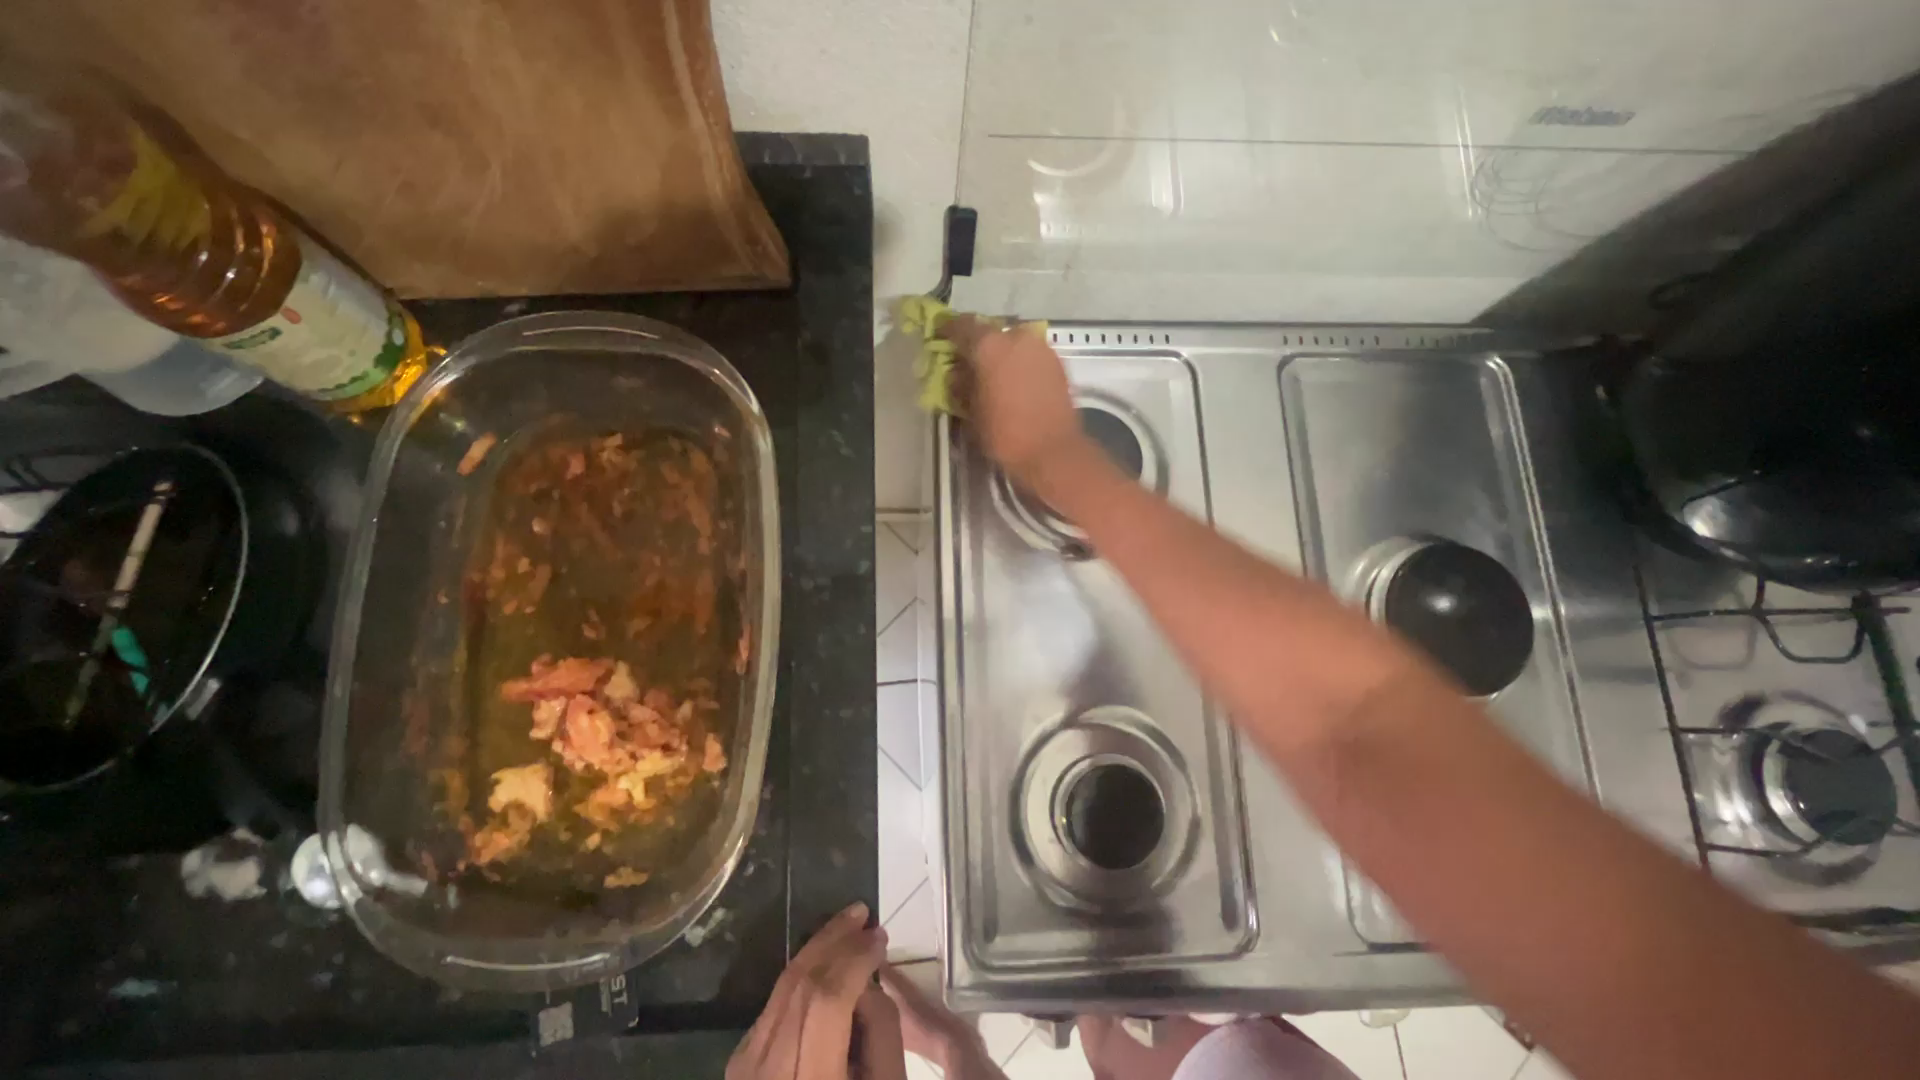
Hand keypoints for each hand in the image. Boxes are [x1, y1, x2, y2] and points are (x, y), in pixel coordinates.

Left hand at [727, 902, 896, 1079]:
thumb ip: (882, 1032)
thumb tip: (866, 981)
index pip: (826, 1000)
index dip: (854, 959)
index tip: (881, 937)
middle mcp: (767, 1071)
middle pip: (799, 986)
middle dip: (834, 942)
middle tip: (864, 915)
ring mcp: (745, 1068)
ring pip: (781, 989)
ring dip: (817, 950)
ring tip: (848, 925)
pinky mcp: (739, 1063)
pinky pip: (773, 1007)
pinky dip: (801, 978)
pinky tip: (825, 963)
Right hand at [943, 316, 1085, 487]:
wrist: (1053, 451)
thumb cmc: (1005, 434)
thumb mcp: (971, 412)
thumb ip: (961, 385)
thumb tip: (957, 372)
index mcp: (989, 346)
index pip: (962, 326)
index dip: (948, 328)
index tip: (939, 333)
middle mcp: (1016, 337)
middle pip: (990, 331)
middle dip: (977, 342)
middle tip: (968, 358)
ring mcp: (1040, 347)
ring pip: (1014, 341)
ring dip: (1001, 351)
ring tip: (993, 371)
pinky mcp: (1057, 362)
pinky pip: (1031, 353)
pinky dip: (1019, 361)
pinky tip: (1014, 379)